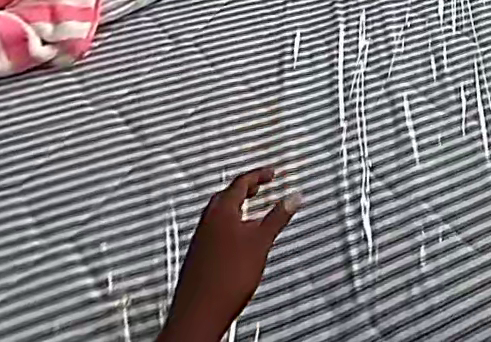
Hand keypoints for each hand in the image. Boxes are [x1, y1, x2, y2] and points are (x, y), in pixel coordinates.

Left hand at [159, 166, 300, 341]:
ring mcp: (199, 241)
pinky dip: (229, 227)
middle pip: (226, 196)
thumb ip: (279, 216)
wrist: (198, 317)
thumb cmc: (226, 279)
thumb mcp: (262, 242)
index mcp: (221, 211)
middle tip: (259, 186)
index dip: (258, 175)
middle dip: (245, 189)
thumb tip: (294, 197)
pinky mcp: (196, 259)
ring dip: (237, 209)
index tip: (270, 173)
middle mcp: (206, 222)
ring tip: (253, 213)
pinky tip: (239, 241)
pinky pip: (214, 232)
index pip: (241, 182)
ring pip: (219, 215)